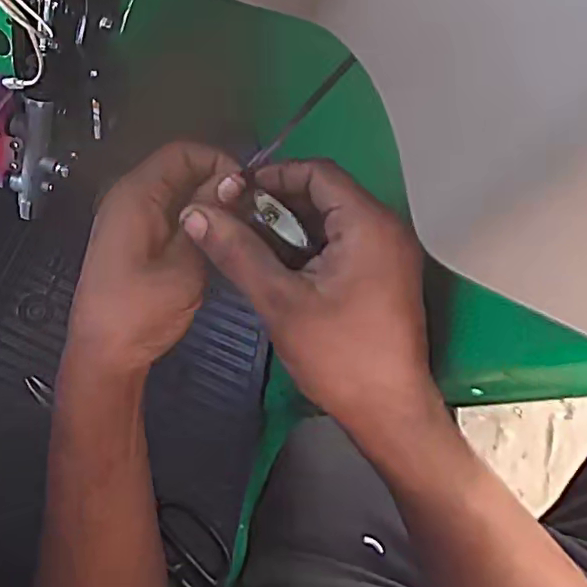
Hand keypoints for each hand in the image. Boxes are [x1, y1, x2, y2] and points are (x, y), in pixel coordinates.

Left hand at [66, 142, 238, 375]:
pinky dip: (195, 216)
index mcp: (136, 195)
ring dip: (208, 199)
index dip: (219, 161)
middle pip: (180, 167)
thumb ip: (207, 216)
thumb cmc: (139, 312)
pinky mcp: (136, 236)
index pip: (182, 152)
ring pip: (178, 190)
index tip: (247, 189)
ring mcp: (130, 217)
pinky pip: (170, 210)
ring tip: (239, 222)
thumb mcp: (184, 264)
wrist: (103, 354)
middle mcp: (130, 197)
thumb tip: (232, 179)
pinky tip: (216, 237)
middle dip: (217, 180)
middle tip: (250, 208)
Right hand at [179, 160, 441, 444]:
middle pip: (323, 194)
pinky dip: (305, 247)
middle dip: (275, 203)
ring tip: (247, 244)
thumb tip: (197, 214)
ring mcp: (386, 253)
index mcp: (368, 224)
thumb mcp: (280, 300)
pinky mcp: (381, 275)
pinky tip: (275, 267)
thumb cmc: (339, 355)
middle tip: (234, 219)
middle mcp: (384, 229)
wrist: (389, 414)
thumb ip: (238, 252)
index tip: (234, 192)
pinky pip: (338, 243)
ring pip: (328, 220)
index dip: (272, 175)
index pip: (317, 172)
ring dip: (287, 227)